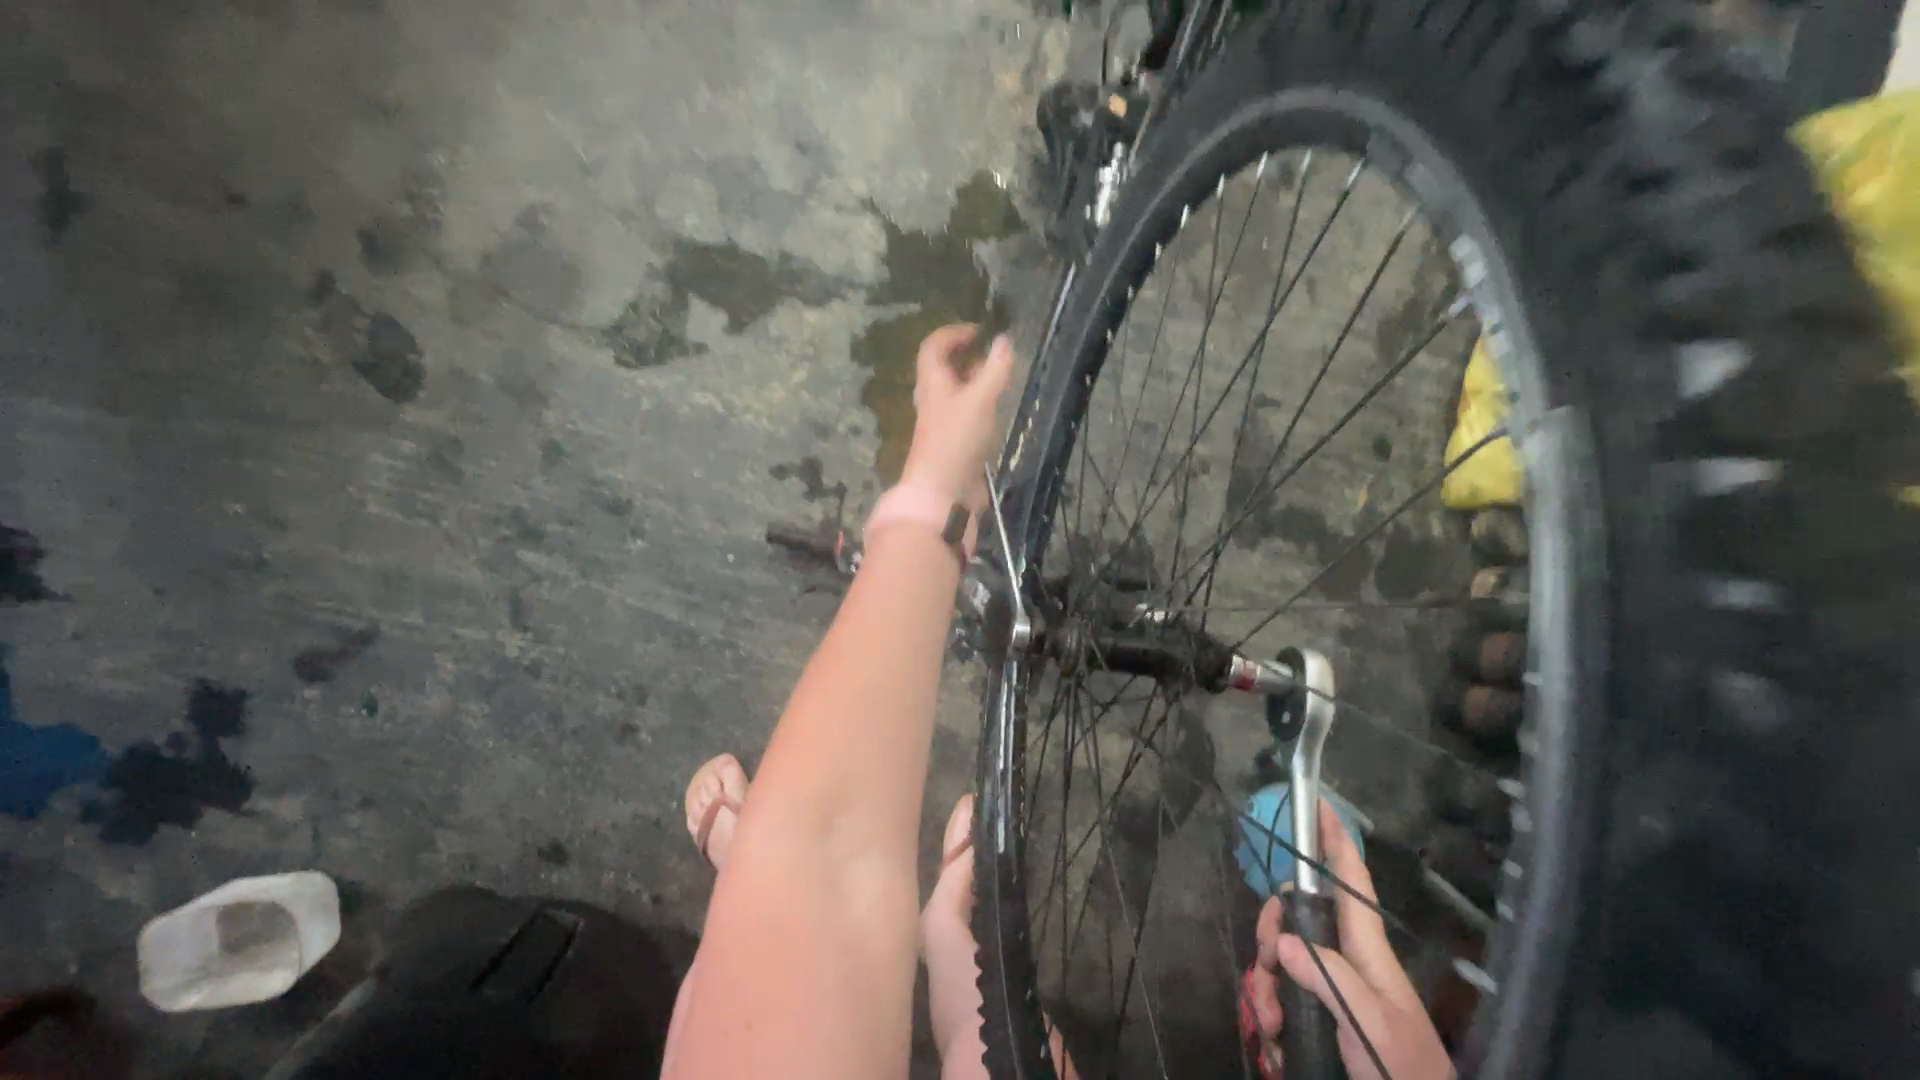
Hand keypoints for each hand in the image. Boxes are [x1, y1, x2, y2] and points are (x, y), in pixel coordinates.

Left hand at [900, 324, 1015, 512]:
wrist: (943, 493)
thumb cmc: (957, 440)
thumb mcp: (980, 399)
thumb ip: (995, 370)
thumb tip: (1004, 340)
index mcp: (932, 384)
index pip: (934, 347)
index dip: (953, 333)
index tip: (979, 331)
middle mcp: (934, 401)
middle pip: (945, 371)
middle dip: (968, 359)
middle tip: (994, 356)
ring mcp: (943, 425)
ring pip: (957, 395)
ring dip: (976, 384)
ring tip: (1002, 382)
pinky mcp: (954, 445)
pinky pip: (966, 418)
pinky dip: (981, 409)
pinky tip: (998, 415)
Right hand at [1246, 802, 1453, 1079]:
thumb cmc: (1405, 1070)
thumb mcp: (1372, 1026)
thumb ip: (1330, 979)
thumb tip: (1281, 940)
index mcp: (1367, 950)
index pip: (1351, 879)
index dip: (1335, 838)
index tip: (1318, 803)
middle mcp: (1347, 958)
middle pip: (1295, 915)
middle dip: (1268, 935)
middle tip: (1266, 971)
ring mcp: (1332, 985)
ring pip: (1281, 956)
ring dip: (1264, 985)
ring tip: (1270, 1023)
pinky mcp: (1321, 1011)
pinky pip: (1281, 992)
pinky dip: (1268, 1010)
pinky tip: (1274, 1039)